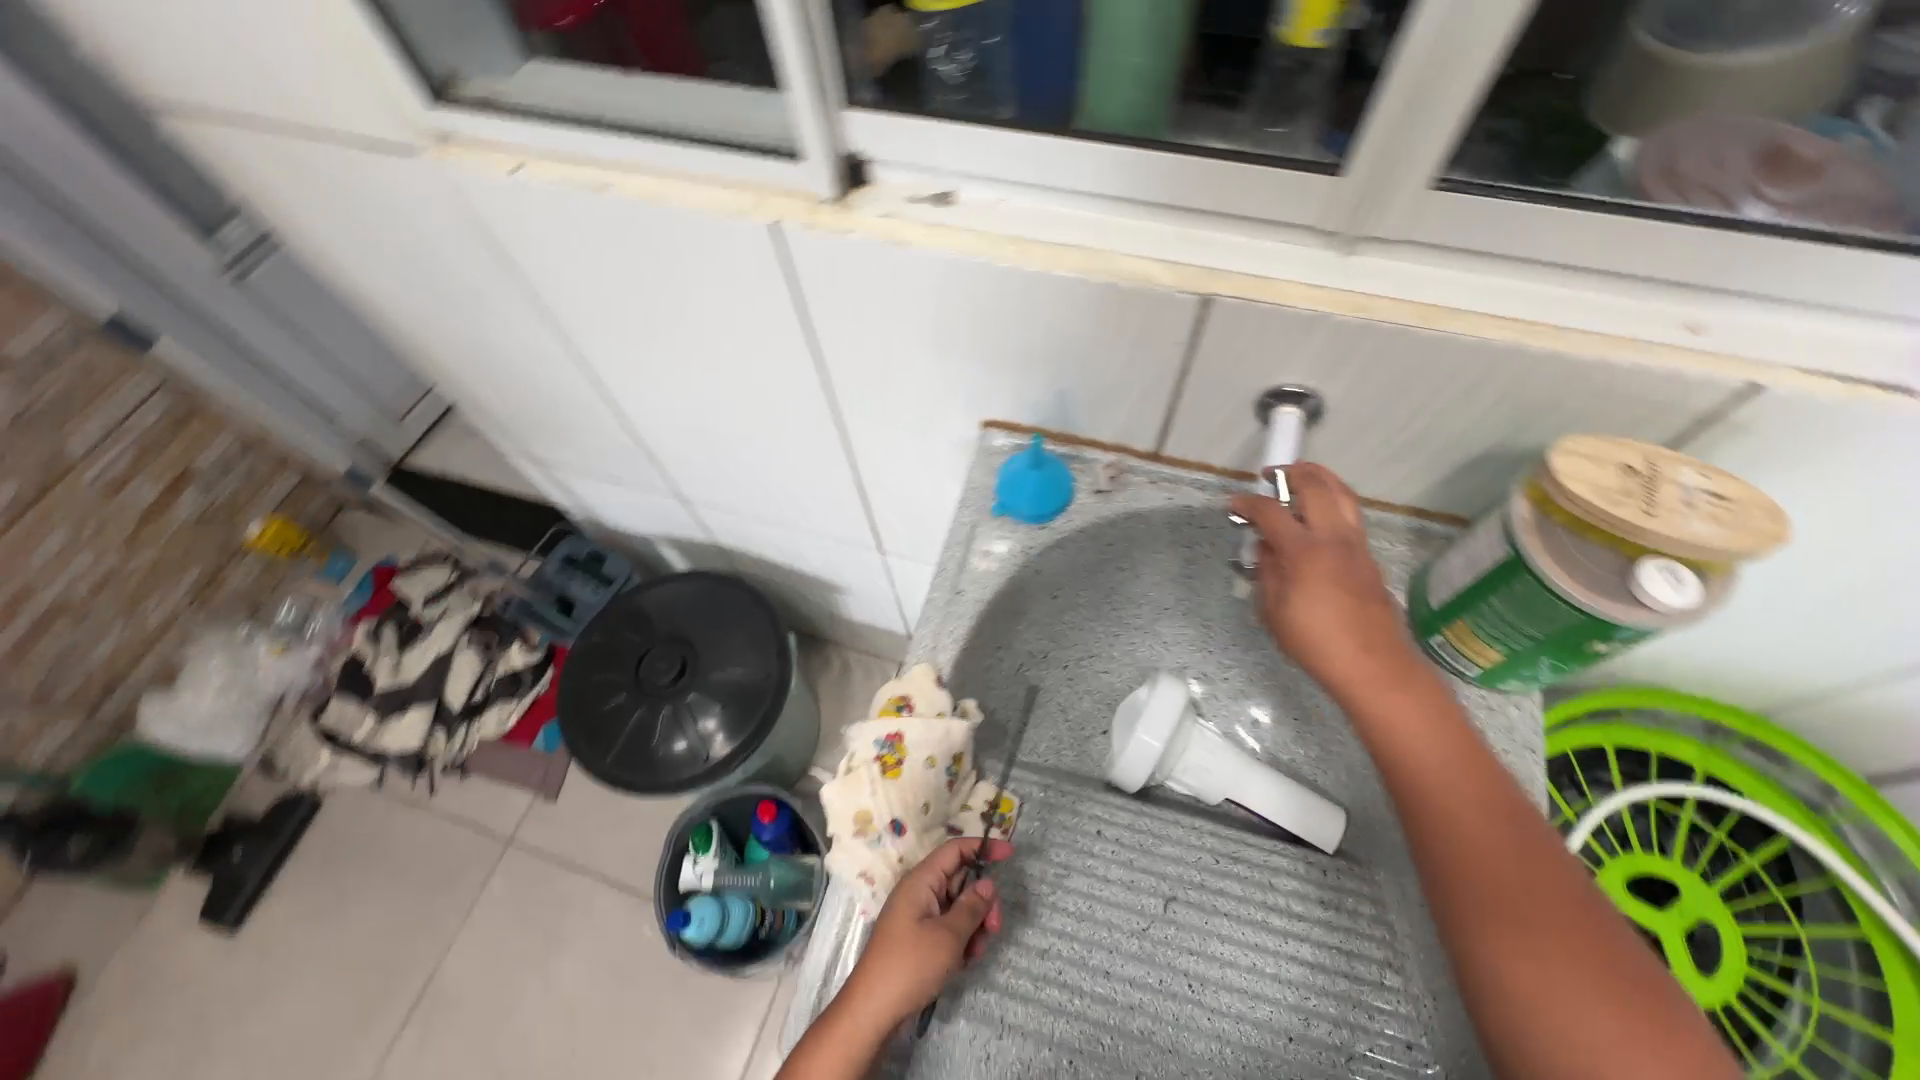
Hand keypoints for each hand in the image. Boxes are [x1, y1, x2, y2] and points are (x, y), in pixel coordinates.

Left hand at [839, 837, 1010, 1029]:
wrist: (874, 1009)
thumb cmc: (910, 965)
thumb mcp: (949, 935)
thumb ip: (972, 906)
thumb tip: (987, 883)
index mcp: (921, 881)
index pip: (955, 850)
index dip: (983, 847)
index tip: (1010, 854)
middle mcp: (919, 892)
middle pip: (961, 881)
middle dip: (982, 902)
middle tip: (994, 928)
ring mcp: (919, 916)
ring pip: (959, 907)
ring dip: (974, 926)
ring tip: (974, 953)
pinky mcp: (920, 938)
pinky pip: (949, 928)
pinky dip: (962, 940)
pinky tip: (964, 962)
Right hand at [1230, 464, 1423, 694]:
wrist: (1372, 664)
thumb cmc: (1315, 642)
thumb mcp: (1273, 611)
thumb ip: (1267, 572)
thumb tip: (1266, 548)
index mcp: (1305, 551)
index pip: (1271, 512)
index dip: (1248, 503)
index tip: (1233, 503)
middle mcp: (1334, 538)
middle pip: (1317, 486)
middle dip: (1292, 472)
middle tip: (1272, 474)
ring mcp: (1357, 545)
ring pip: (1343, 494)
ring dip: (1320, 479)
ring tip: (1302, 478)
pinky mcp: (1369, 557)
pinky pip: (1351, 515)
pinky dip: (1333, 502)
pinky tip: (1318, 517)